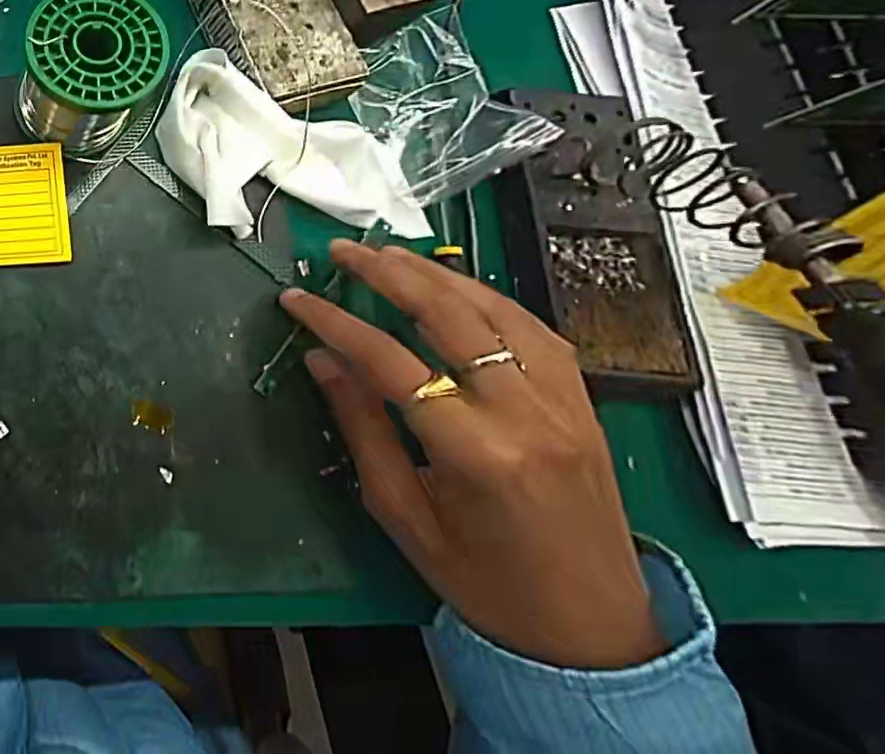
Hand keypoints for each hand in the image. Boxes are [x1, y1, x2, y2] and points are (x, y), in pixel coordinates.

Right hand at [281, 240, 663, 670]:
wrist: (590, 631)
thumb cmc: (479, 578)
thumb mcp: (399, 510)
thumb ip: (362, 425)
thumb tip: (322, 359)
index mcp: (476, 453)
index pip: (390, 361)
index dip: (334, 322)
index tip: (295, 300)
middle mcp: (529, 416)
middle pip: (450, 317)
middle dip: (388, 275)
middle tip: (342, 252)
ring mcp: (567, 404)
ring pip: (498, 311)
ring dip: (437, 274)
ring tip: (388, 254)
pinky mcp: (584, 403)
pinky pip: (534, 330)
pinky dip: (487, 297)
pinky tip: (453, 286)